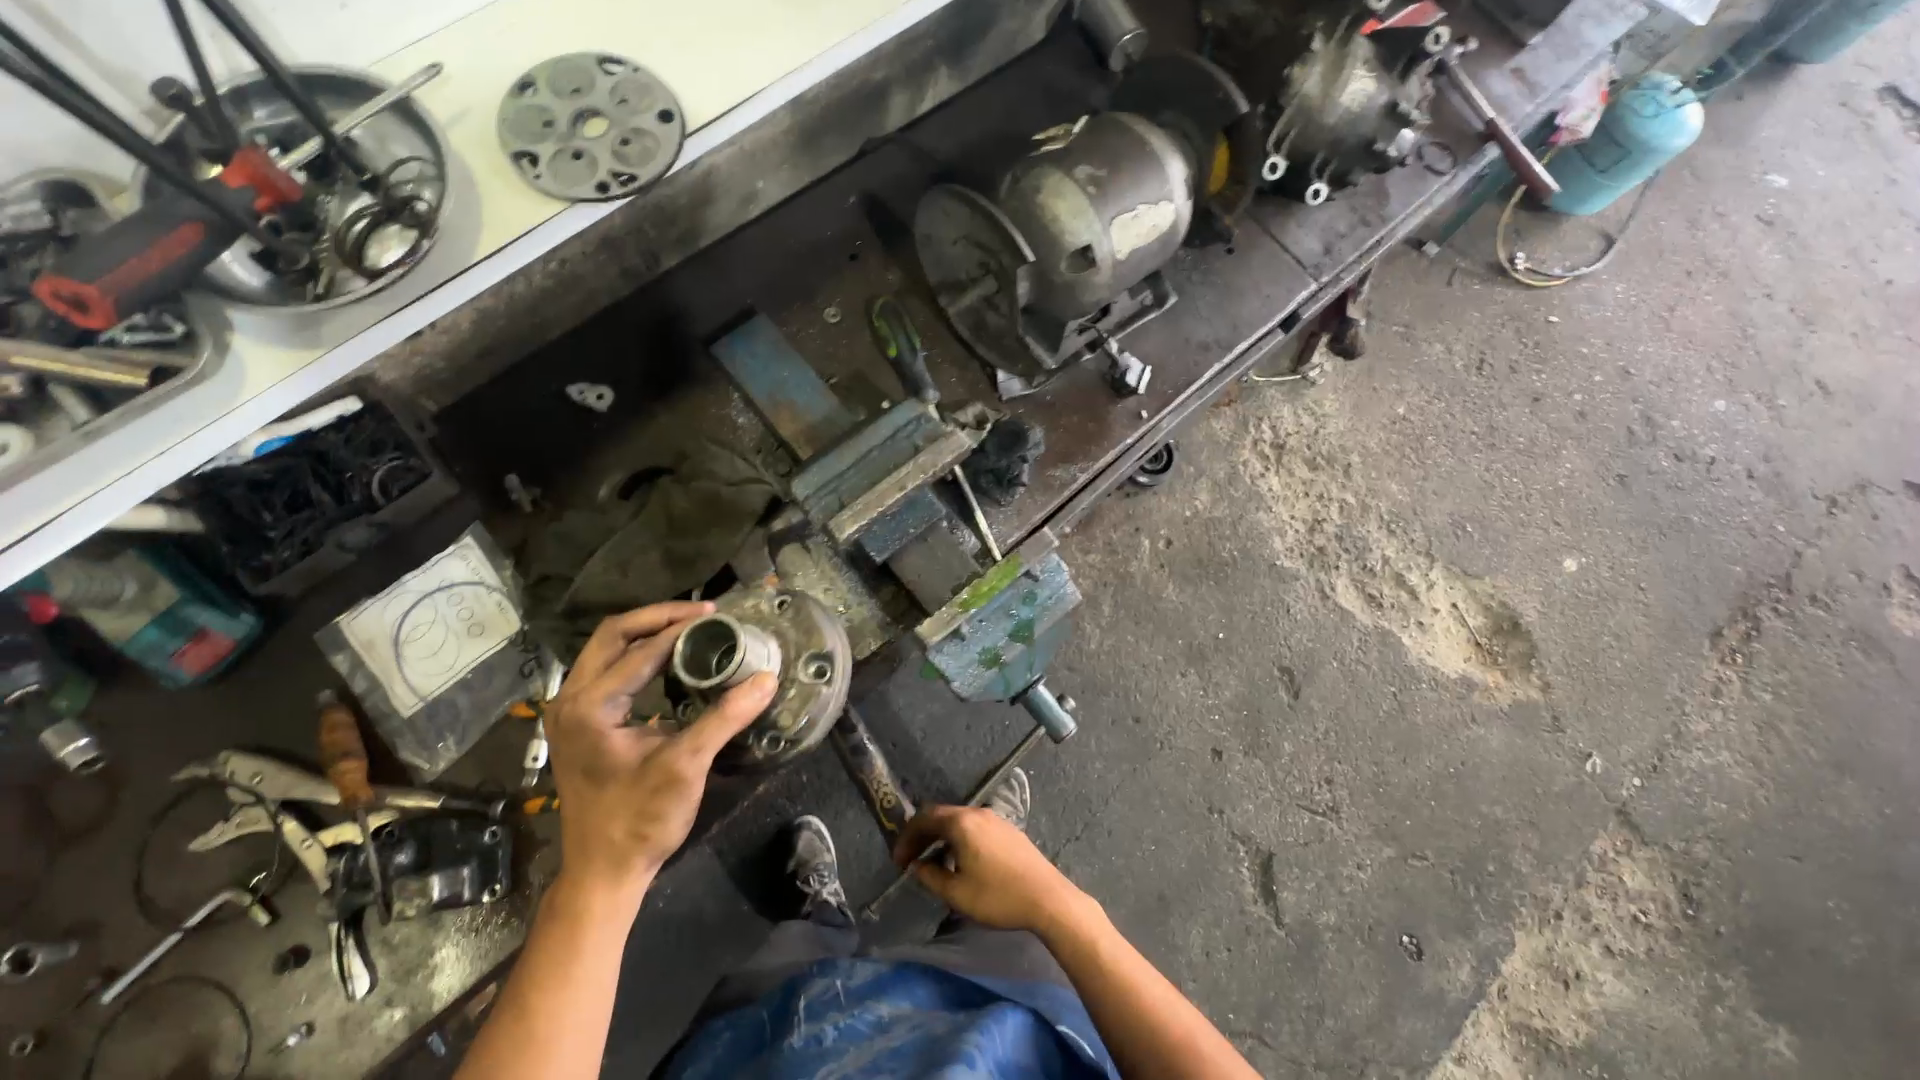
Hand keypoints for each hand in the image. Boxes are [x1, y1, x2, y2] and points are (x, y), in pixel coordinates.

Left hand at [545, 602, 775, 901]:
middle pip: (613, 636)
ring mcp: (570, 712)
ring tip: (693, 630)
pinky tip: (672, 663)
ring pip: (606, 652)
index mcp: (589, 706)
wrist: (604, 871)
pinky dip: (639, 660)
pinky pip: (607, 674)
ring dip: (647, 636)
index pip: (640, 649)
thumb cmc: (640, 821)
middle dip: (658, 619)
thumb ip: (725, 717)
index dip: (682, 628)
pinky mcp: (580, 725)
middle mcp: (571, 700)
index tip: (720, 616)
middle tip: (704, 613)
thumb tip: (767, 679)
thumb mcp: (686, 766)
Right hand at [892, 805, 1095, 933]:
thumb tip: (917, 865)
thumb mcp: (956, 893)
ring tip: (934, 863)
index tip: (898, 861)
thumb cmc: (998, 897)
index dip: (907, 838)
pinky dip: (960, 839)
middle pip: (942, 816)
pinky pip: (976, 828)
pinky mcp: (1010, 831)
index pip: (924, 819)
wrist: (1048, 899)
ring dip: (942, 838)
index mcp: (962, 823)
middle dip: (922, 836)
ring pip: (960, 822)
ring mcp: (997, 820)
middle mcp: (978, 813)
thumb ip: (930, 876)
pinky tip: (962, 862)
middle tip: (911, 860)